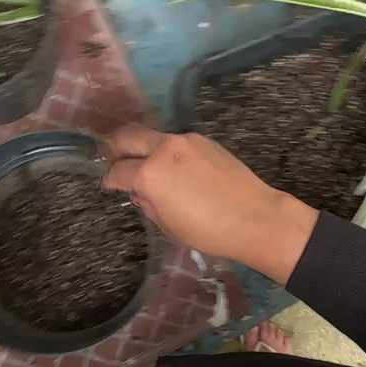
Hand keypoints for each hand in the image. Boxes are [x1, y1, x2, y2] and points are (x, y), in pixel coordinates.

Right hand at [101, 126, 317, 282]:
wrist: (256, 217)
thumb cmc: (209, 230)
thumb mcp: (168, 225)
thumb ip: (148, 203)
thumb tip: (141, 191)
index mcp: (151, 174)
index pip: (118, 171)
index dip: (110, 180)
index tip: (109, 185)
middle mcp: (165, 149)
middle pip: (127, 136)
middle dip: (114, 147)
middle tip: (111, 159)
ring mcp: (187, 141)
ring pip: (154, 137)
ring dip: (145, 149)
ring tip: (147, 167)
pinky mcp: (205, 141)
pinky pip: (177, 143)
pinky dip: (168, 153)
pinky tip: (177, 171)